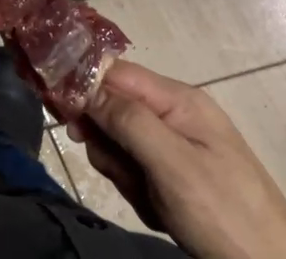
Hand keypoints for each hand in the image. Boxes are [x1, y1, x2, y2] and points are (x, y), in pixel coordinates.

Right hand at [72, 61, 285, 258]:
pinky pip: (134, 169)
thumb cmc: (226, 214)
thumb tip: (81, 84)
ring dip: (122, 172)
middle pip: (110, 108)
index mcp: (178, 100)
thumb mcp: (173, 164)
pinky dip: (138, 190)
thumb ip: (126, 119)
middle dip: (107, 142)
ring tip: (150, 198)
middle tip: (121, 171)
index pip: (112, 71)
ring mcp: (176, 146)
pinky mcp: (174, 174)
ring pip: (117, 142)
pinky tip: (160, 210)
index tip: (60, 111)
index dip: (81, 84)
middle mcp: (174, 115)